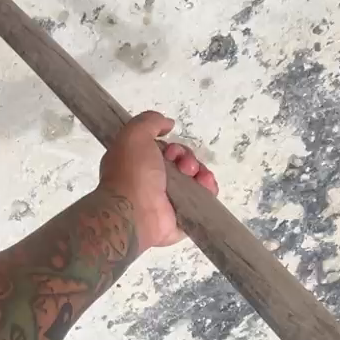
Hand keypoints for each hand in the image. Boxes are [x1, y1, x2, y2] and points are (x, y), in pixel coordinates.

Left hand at [98, 111, 219, 248]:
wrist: (135, 212)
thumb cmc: (131, 173)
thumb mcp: (133, 136)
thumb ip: (148, 122)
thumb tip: (166, 123)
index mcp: (136, 166)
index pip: (161, 152)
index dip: (171, 147)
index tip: (169, 149)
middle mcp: (150, 183)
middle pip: (180, 163)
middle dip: (187, 158)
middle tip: (183, 165)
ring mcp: (166, 201)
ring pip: (194, 180)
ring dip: (199, 171)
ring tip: (193, 175)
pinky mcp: (182, 217)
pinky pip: (202, 199)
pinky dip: (208, 189)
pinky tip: (205, 185)